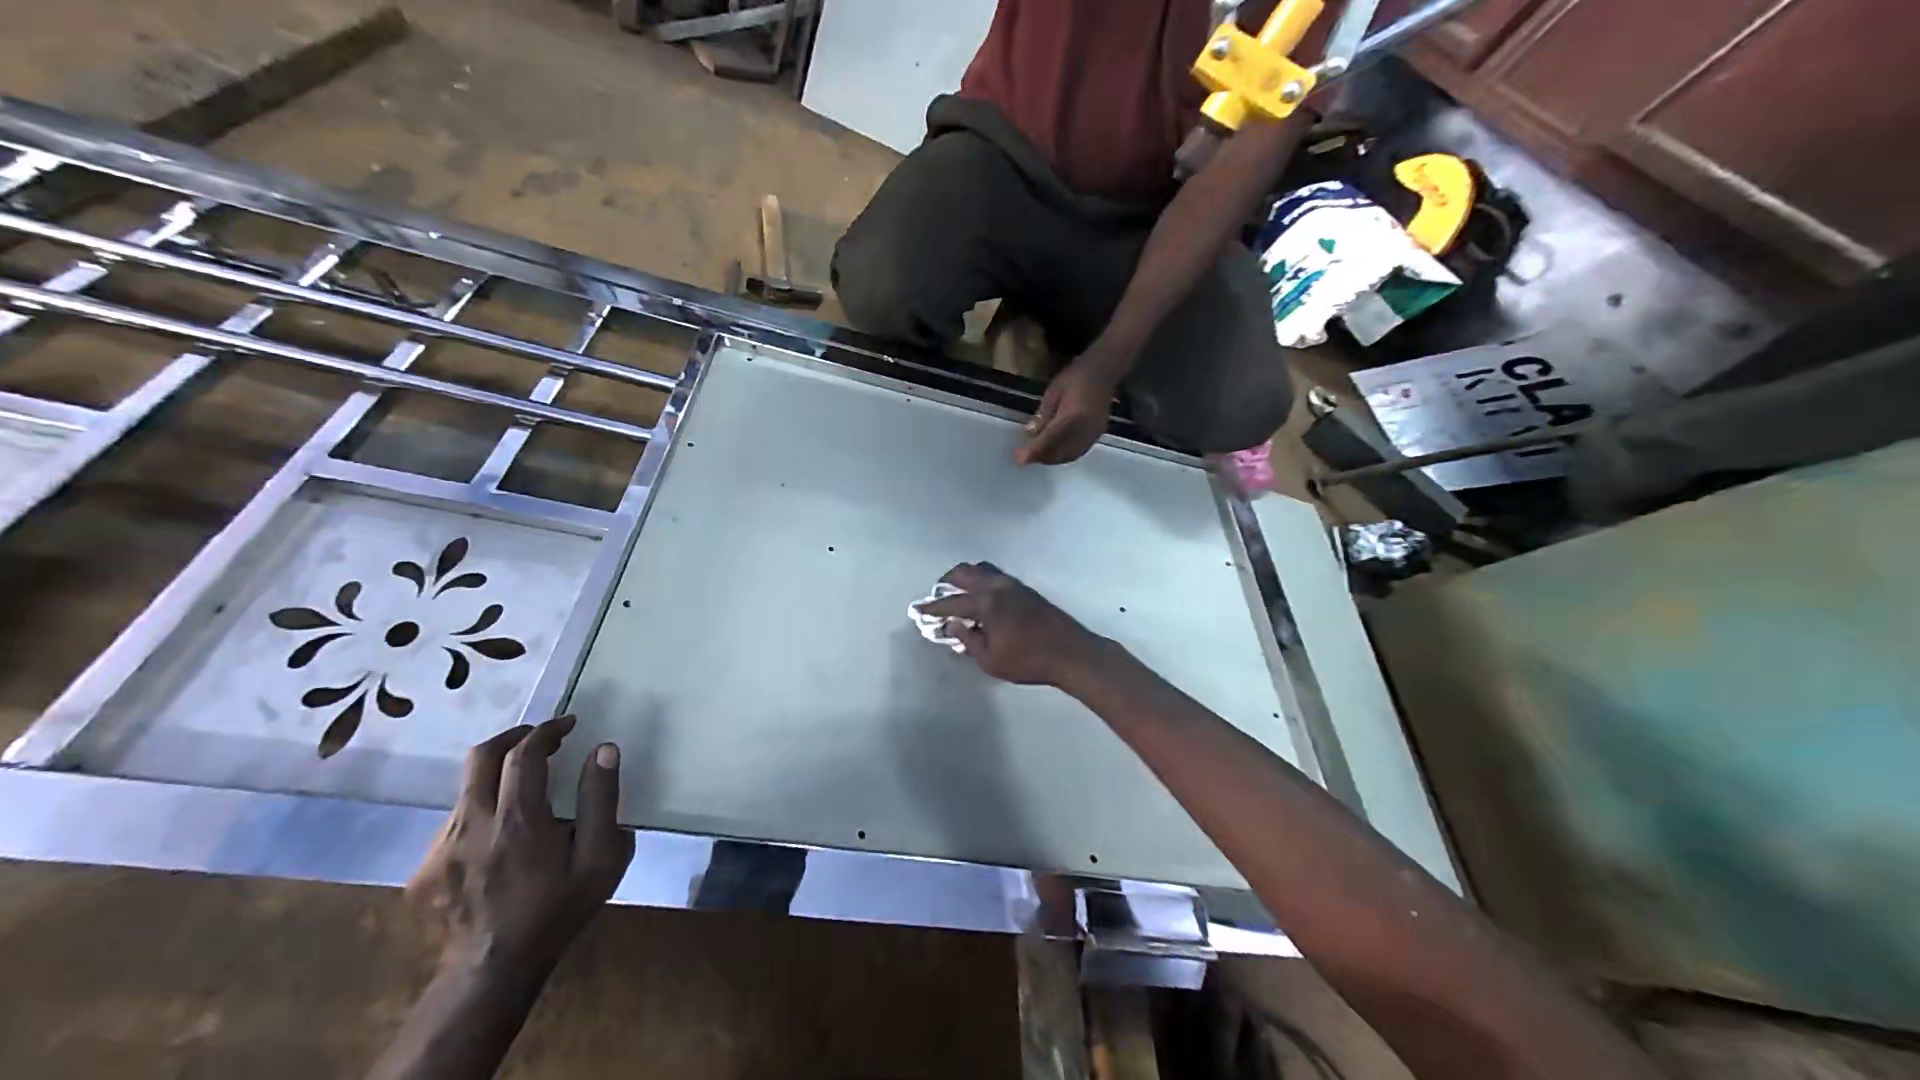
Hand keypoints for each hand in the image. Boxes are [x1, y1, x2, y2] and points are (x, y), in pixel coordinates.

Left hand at [408, 716, 634, 975]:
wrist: (493, 970)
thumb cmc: (558, 909)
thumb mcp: (601, 857)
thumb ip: (601, 800)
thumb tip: (603, 750)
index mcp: (518, 819)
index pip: (524, 753)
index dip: (547, 730)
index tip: (567, 724)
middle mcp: (471, 824)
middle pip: (481, 757)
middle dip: (513, 737)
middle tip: (539, 738)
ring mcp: (441, 847)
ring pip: (466, 790)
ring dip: (496, 776)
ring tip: (524, 789)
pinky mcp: (423, 870)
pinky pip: (453, 823)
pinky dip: (480, 811)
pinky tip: (499, 836)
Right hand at [913, 562, 1114, 686]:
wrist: (1072, 653)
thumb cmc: (1029, 661)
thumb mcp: (991, 660)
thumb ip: (968, 639)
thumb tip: (952, 624)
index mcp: (986, 603)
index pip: (951, 603)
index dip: (932, 607)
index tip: (917, 609)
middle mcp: (997, 586)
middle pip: (964, 573)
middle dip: (946, 582)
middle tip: (937, 596)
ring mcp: (1013, 584)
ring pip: (981, 569)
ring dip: (965, 577)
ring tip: (957, 594)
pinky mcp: (1025, 589)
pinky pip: (995, 575)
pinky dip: (981, 580)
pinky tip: (981, 597)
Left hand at [1017, 359, 1117, 465]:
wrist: (1102, 372)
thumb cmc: (1074, 377)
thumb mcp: (1052, 394)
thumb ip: (1043, 417)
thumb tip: (1031, 435)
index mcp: (1071, 417)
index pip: (1048, 441)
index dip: (1032, 453)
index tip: (1019, 459)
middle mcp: (1083, 431)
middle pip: (1058, 453)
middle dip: (1041, 457)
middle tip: (1026, 456)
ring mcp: (1093, 435)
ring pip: (1069, 456)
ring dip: (1052, 459)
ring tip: (1039, 455)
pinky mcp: (1098, 435)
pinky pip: (1078, 452)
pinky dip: (1064, 455)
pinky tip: (1055, 451)